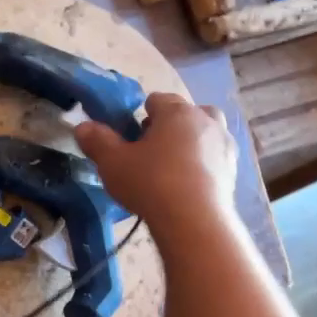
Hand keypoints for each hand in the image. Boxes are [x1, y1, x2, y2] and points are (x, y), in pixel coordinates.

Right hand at [74, 92, 236, 227]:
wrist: (193, 217)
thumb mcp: (112, 162)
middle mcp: (206, 119)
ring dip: (187, 142)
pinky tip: (184, 183)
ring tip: (168, 166)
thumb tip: (83, 126)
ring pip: (203, 132)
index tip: (128, 135)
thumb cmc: (149, 182)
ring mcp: (224, 142)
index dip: (139, 113)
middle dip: (168, 126)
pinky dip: (200, 162)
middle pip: (185, 112)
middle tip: (148, 150)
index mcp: (177, 112)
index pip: (157, 99)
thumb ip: (97, 141)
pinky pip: (213, 155)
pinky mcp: (233, 165)